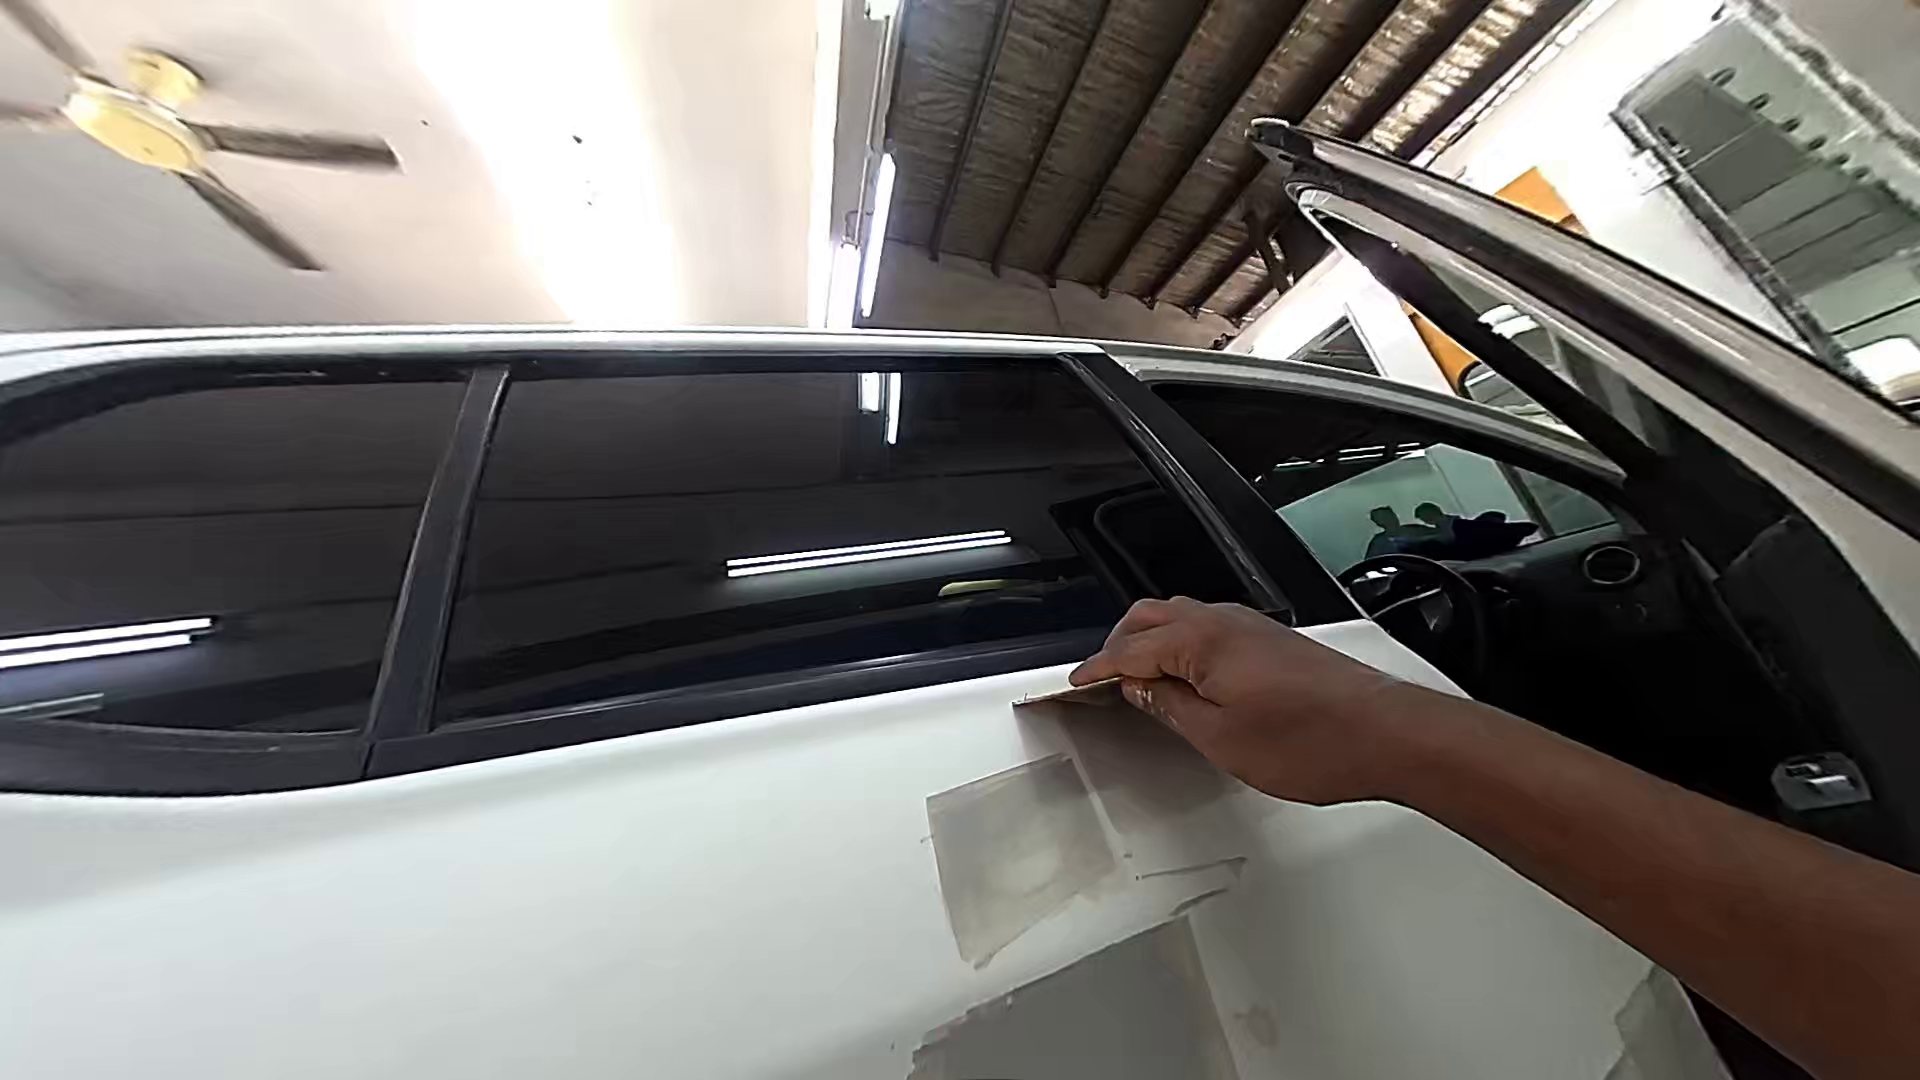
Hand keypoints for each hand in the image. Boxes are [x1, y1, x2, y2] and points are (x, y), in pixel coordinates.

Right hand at [1069, 597, 1429, 804]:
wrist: (1390, 733)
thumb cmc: (1309, 740)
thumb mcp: (1220, 737)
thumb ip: (1169, 705)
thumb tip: (1137, 686)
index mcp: (1199, 641)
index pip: (1129, 650)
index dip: (1098, 668)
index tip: (1077, 681)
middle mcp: (1218, 621)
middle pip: (1147, 617)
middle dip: (1117, 643)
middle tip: (1103, 677)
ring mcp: (1245, 624)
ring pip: (1175, 615)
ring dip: (1147, 638)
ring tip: (1138, 674)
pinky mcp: (1265, 635)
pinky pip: (1202, 624)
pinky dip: (1176, 640)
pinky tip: (1182, 670)